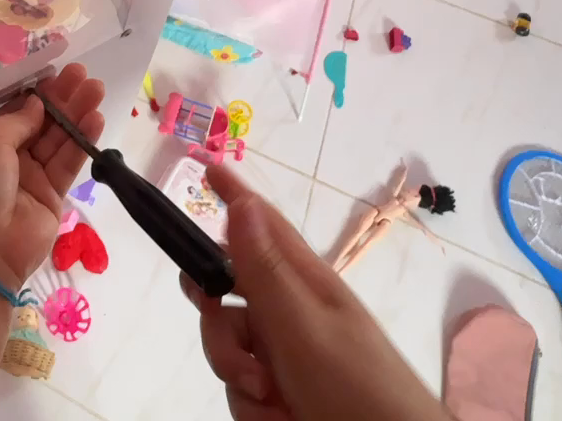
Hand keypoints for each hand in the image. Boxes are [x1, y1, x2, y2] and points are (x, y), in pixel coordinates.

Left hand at [0, 63, 104, 289]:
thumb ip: (17, 119)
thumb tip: (36, 102)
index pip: (16, 110)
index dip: (37, 93)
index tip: (58, 73)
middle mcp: (8, 157)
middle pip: (41, 122)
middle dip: (62, 98)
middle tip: (84, 75)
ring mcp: (31, 177)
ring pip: (58, 139)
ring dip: (77, 114)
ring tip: (97, 89)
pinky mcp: (53, 197)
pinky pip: (68, 163)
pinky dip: (83, 141)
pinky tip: (96, 118)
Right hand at [184, 166, 447, 420]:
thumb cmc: (356, 389)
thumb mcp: (303, 327)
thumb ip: (264, 269)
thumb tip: (240, 200)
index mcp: (303, 282)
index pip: (260, 222)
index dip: (233, 194)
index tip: (205, 167)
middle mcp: (290, 312)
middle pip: (225, 293)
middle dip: (215, 319)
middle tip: (220, 326)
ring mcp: (286, 356)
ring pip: (228, 345)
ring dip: (237, 373)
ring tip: (272, 400)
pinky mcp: (282, 395)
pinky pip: (240, 389)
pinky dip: (253, 408)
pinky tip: (279, 419)